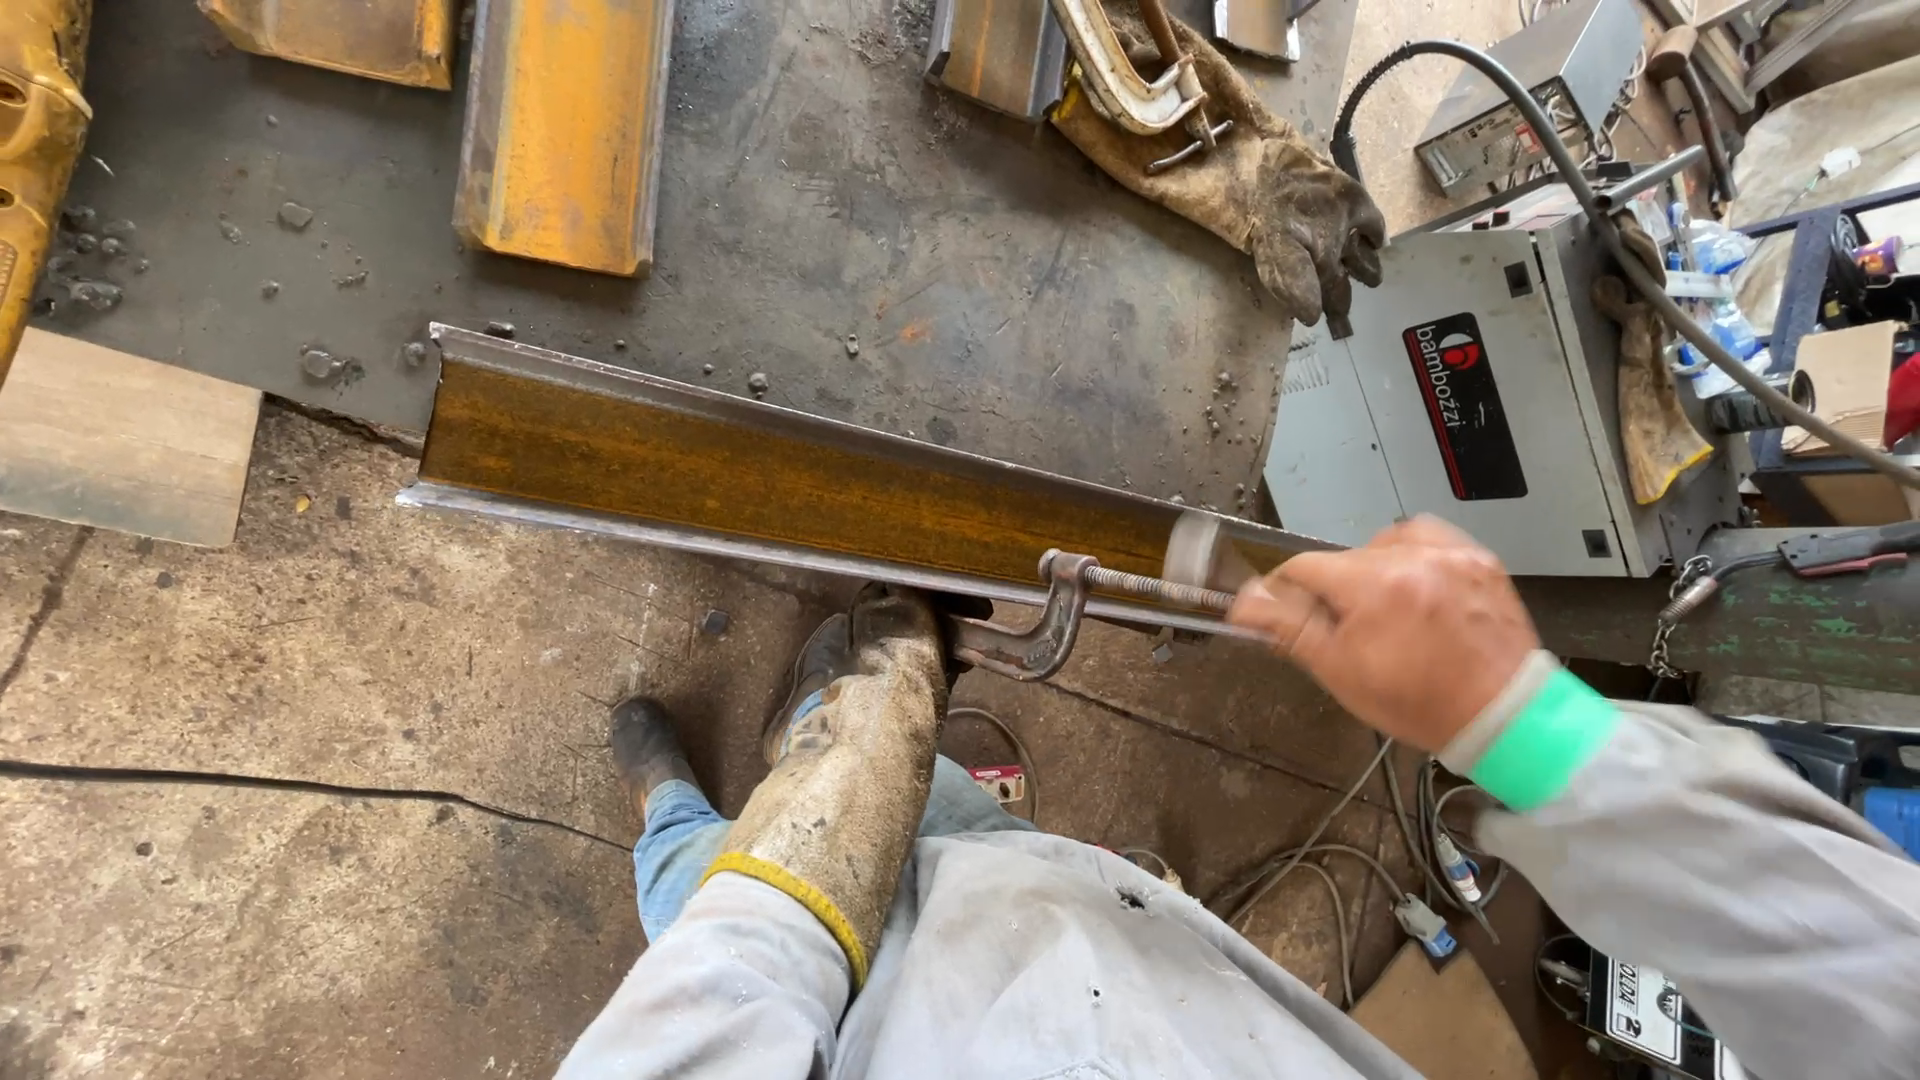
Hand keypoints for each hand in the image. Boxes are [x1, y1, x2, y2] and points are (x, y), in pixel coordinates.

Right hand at [1227, 517, 1539, 752]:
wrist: (1502, 716)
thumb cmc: (1418, 701)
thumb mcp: (1338, 670)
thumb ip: (1287, 627)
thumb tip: (1247, 600)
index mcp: (1373, 586)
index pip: (1303, 567)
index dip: (1285, 590)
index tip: (1285, 611)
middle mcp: (1412, 558)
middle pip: (1341, 558)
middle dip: (1333, 589)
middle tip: (1344, 628)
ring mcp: (1450, 555)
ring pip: (1380, 544)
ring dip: (1369, 568)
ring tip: (1379, 605)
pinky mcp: (1477, 558)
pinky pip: (1426, 537)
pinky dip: (1409, 553)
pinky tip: (1409, 582)